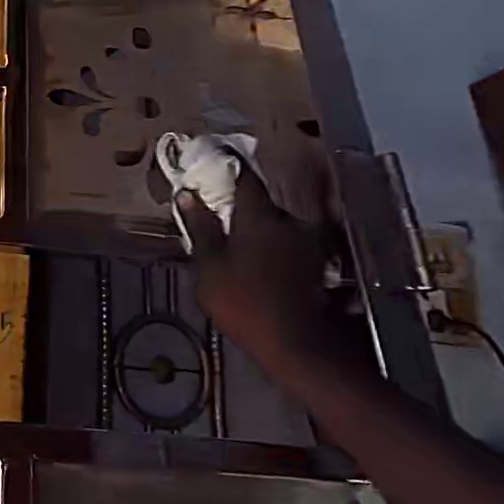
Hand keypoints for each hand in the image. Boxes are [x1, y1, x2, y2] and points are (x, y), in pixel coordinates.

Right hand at [177, 174, 346, 369]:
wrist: (295, 343)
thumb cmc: (244, 302)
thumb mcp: (210, 267)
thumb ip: (201, 229)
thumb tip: (187, 195)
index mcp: (259, 217)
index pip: (245, 177)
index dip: (229, 165)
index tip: (214, 161)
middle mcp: (288, 221)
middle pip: (261, 204)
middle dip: (242, 209)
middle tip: (220, 221)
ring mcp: (307, 242)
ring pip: (275, 226)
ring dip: (258, 232)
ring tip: (239, 254)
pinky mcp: (316, 263)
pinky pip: (287, 245)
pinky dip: (272, 249)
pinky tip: (260, 269)